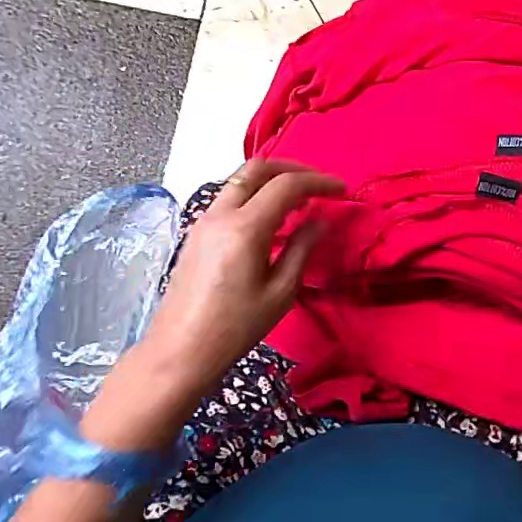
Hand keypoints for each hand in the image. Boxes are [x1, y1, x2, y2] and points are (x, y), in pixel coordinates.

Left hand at [130, 159, 343, 399]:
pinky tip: (272, 222)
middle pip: (257, 169)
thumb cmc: (236, 328)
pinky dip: (255, 197)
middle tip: (318, 186)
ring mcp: (204, 221)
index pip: (286, 185)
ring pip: (240, 181)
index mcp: (244, 228)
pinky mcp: (197, 234)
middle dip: (292, 169)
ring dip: (271, 182)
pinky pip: (229, 199)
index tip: (342, 191)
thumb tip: (320, 221)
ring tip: (299, 204)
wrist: (180, 352)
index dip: (318, 182)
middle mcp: (220, 214)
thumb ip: (302, 249)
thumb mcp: (280, 292)